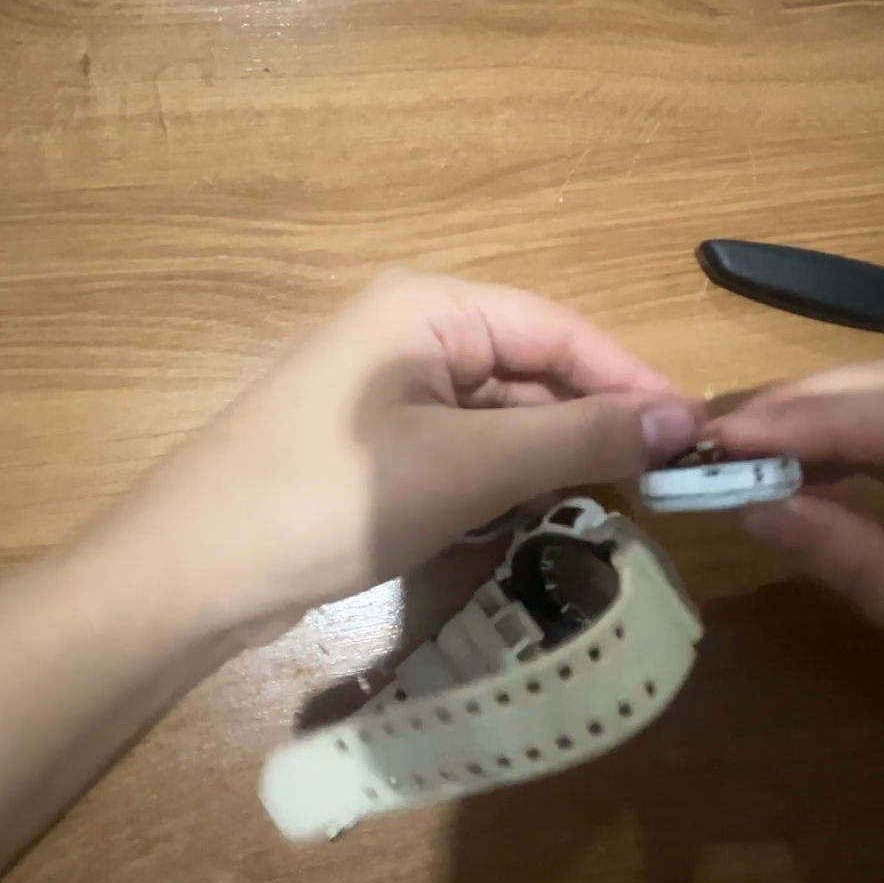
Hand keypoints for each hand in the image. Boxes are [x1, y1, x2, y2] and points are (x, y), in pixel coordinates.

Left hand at [120, 273, 701, 628]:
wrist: (192, 574)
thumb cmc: (331, 500)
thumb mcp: (467, 467)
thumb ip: (576, 437)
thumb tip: (681, 419)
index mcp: (428, 308)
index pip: (556, 328)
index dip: (627, 378)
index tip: (691, 432)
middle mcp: (411, 333)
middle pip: (529, 368)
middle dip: (586, 422)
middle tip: (654, 481)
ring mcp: (390, 391)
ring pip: (498, 413)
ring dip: (544, 456)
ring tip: (598, 502)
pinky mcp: (378, 442)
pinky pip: (463, 445)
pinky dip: (499, 477)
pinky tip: (518, 515)